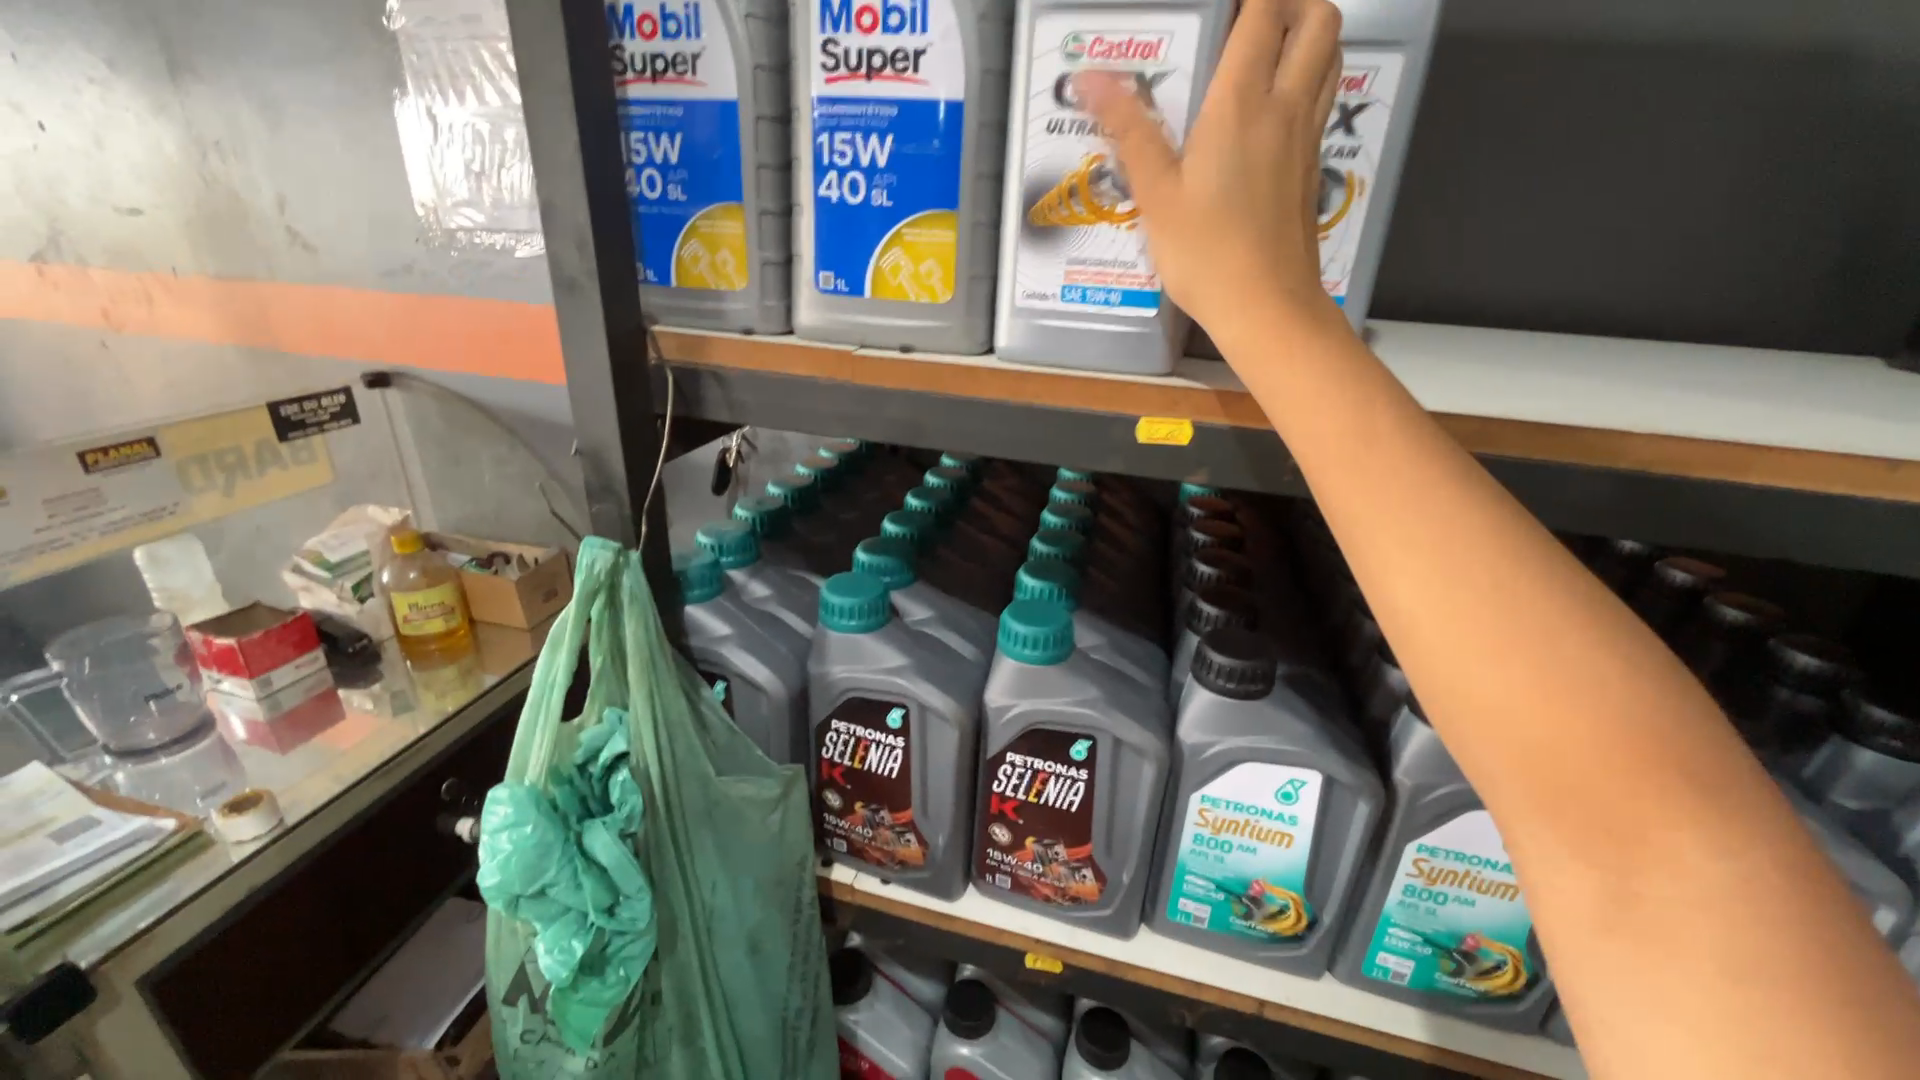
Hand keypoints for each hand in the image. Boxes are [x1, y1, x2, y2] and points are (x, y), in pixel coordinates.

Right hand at [1077, 0, 1344, 336]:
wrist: (1266, 306)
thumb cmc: (1205, 254)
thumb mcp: (1155, 194)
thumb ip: (1129, 129)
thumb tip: (1091, 77)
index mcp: (1242, 104)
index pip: (1263, 13)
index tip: (1223, 3)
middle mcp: (1285, 108)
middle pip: (1319, 19)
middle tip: (1252, 11)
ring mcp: (1306, 138)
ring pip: (1331, 56)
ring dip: (1308, 33)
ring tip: (1267, 44)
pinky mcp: (1312, 168)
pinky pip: (1322, 98)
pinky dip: (1309, 76)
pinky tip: (1273, 105)